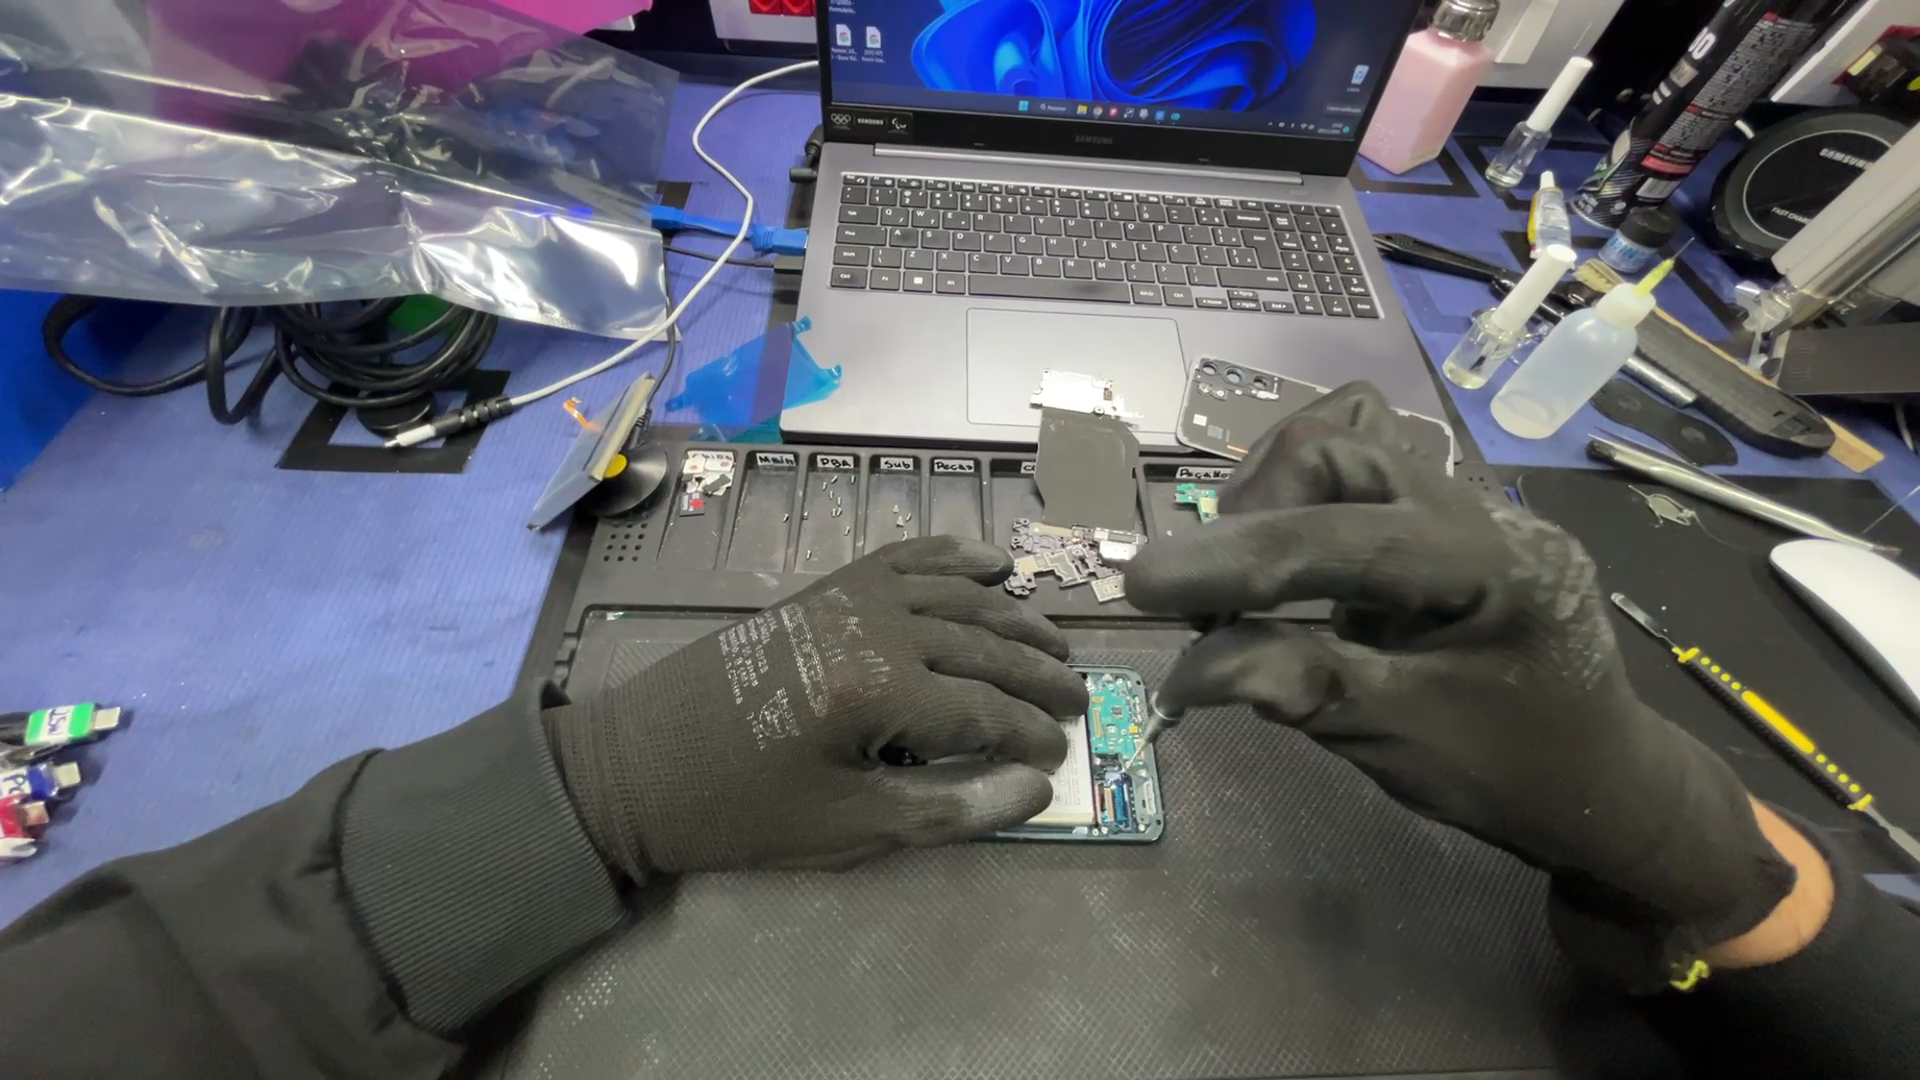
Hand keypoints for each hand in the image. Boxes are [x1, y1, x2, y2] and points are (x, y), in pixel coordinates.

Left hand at [545, 537, 1085, 874]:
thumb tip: (1035, 789)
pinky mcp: (829, 585)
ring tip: (1052, 638)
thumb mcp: (845, 829)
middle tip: (1077, 696)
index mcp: (878, 690)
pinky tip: (990, 559)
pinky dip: (953, 554)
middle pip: (982, 644)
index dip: (1029, 735)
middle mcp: (875, 626)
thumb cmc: (740, 808)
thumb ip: (949, 807)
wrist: (639, 761)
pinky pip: (905, 557)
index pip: (984, 711)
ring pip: (956, 594)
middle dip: (1037, 673)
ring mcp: (851, 596)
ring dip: (1011, 614)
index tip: (1059, 757)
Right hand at [1126, 382, 1796, 987]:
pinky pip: (1353, 454)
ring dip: (1268, 488)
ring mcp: (1457, 497)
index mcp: (1490, 564)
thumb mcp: (1394, 737)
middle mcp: (1474, 506)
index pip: (1331, 539)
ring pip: (1339, 431)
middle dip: (1249, 512)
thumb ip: (1290, 684)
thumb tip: (1183, 669)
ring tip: (1244, 559)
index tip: (1139, 587)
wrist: (1601, 777)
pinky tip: (1285, 537)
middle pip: (1331, 445)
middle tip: (1212, 589)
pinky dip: (1296, 485)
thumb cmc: (1510, 770)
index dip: (1224, 562)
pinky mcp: (1433, 508)